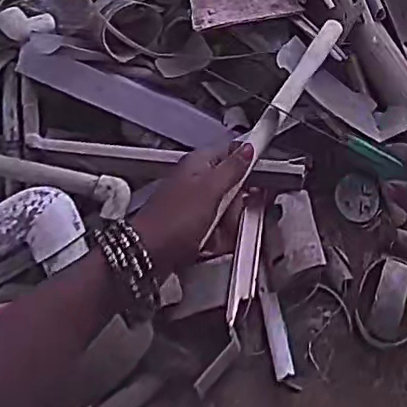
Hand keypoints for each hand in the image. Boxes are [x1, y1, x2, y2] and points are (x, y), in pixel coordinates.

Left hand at [129, 141, 252, 273]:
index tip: (260, 178)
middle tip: (229, 214)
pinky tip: (210, 245)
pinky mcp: (193, 227)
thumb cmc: (170, 221)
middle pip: (234, 187)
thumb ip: (233, 168)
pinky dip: (217, 239)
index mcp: (199, 163)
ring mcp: (195, 205)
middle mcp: (197, 181)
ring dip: (228, 225)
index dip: (249, 165)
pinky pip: (217, 230)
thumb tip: (249, 148)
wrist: (146, 258)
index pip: (233, 153)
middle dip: (237, 205)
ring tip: (215, 234)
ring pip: (228, 211)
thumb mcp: (210, 190)